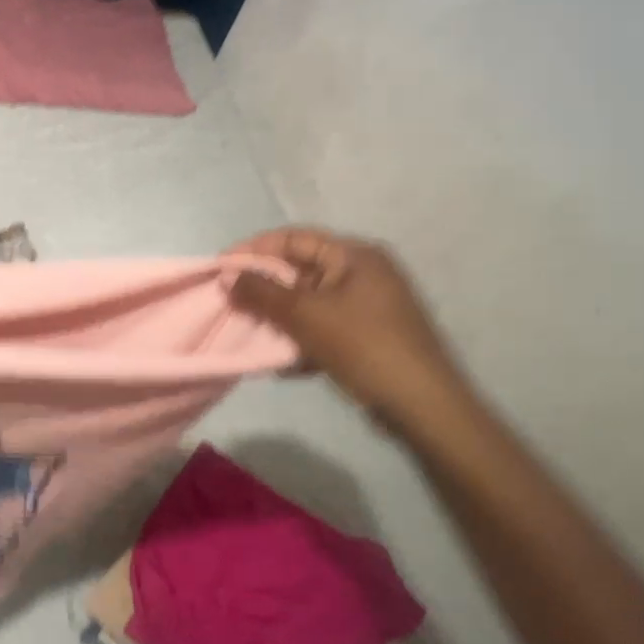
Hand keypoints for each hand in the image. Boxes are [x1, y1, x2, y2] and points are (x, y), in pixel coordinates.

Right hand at [229, 227, 472, 430]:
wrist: (423, 405)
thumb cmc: (363, 346)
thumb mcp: (304, 315)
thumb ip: (261, 292)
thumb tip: (228, 276)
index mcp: (354, 255)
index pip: (292, 238)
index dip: (252, 250)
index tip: (220, 269)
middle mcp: (365, 272)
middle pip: (300, 270)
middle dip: (264, 288)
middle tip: (232, 303)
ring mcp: (371, 305)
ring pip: (310, 301)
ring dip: (279, 316)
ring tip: (253, 333)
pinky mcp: (371, 335)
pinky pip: (324, 326)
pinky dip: (301, 338)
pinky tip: (283, 362)